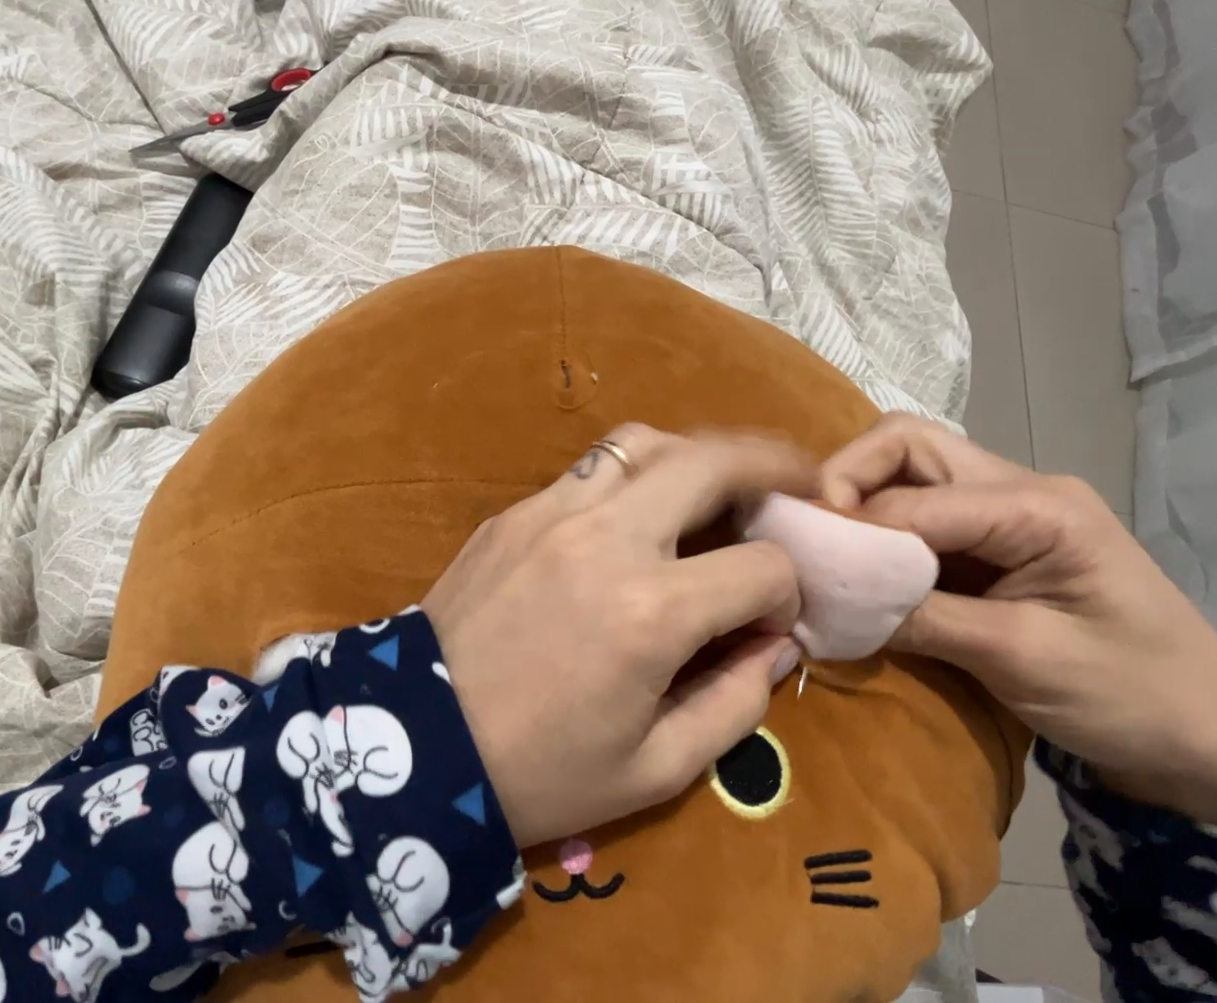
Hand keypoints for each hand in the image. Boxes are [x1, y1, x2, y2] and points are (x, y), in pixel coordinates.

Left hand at [423, 425, 809, 847]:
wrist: (415, 749)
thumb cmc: (539, 773)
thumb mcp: (656, 770)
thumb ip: (735, 703)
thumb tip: (774, 643)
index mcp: (651, 613)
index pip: (762, 568)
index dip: (788, 594)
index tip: (771, 621)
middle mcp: (606, 540)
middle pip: (714, 461)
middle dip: (774, 466)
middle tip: (801, 482)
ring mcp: (552, 514)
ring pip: (644, 443)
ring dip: (696, 456)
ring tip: (719, 485)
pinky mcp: (513, 513)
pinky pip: (589, 469)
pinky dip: (633, 476)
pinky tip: (639, 513)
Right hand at [821, 414, 1216, 834]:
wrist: (1208, 742)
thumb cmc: (1132, 697)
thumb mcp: (1020, 659)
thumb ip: (920, 617)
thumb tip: (827, 599)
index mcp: (1038, 507)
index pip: (912, 495)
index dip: (847, 523)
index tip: (799, 566)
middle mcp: (1018, 489)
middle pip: (907, 445)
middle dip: (844, 480)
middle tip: (807, 538)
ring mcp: (1006, 514)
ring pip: (908, 472)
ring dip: (858, 502)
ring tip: (825, 553)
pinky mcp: (994, 545)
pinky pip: (919, 515)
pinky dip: (877, 533)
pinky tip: (857, 569)